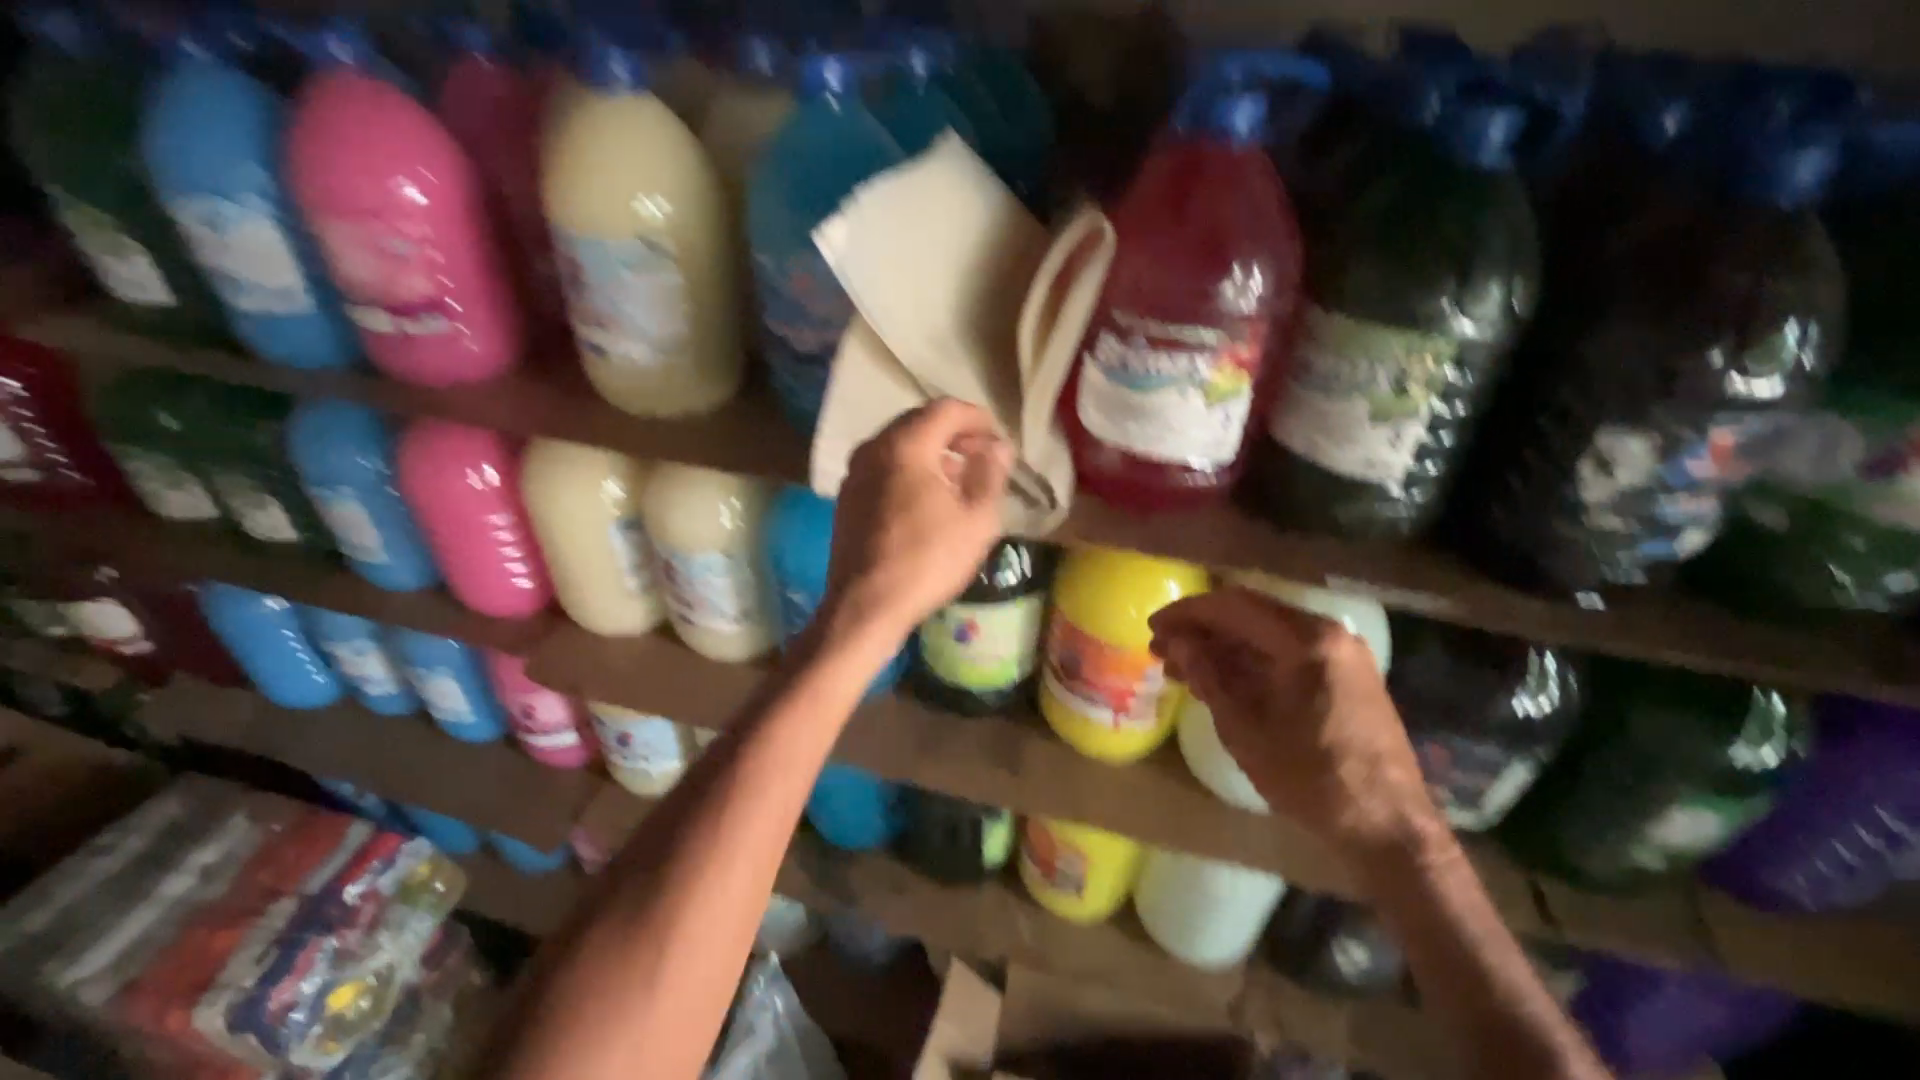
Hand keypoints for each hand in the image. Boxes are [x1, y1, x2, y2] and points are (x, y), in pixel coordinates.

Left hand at [822, 399, 1012, 646]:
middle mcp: (873, 448)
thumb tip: (998, 447)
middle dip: (954, 433)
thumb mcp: (976, 520)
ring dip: (931, 453)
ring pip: (898, 445)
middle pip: (918, 422)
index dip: (978, 418)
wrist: (865, 606)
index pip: (946, 409)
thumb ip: (990, 474)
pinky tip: (927, 499)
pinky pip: (883, 468)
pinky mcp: (847, 498)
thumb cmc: (928, 561)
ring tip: (959, 479)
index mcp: (905, 445)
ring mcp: (854, 473)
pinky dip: (909, 471)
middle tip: (981, 455)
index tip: (998, 439)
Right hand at [1148, 588, 1440, 853]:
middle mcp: (1329, 633)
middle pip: (1252, 614)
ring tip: (1183, 669)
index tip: (1153, 628)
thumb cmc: (1311, 778)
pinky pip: (1289, 653)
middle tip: (1162, 651)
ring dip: (1225, 646)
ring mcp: (1343, 654)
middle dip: (1203, 630)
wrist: (1387, 825)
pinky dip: (1252, 661)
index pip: (1233, 606)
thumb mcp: (1245, 729)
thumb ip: (1209, 676)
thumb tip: (1177, 642)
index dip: (1187, 614)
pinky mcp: (1347, 675)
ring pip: (1269, 634)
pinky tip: (1222, 682)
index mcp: (1307, 639)